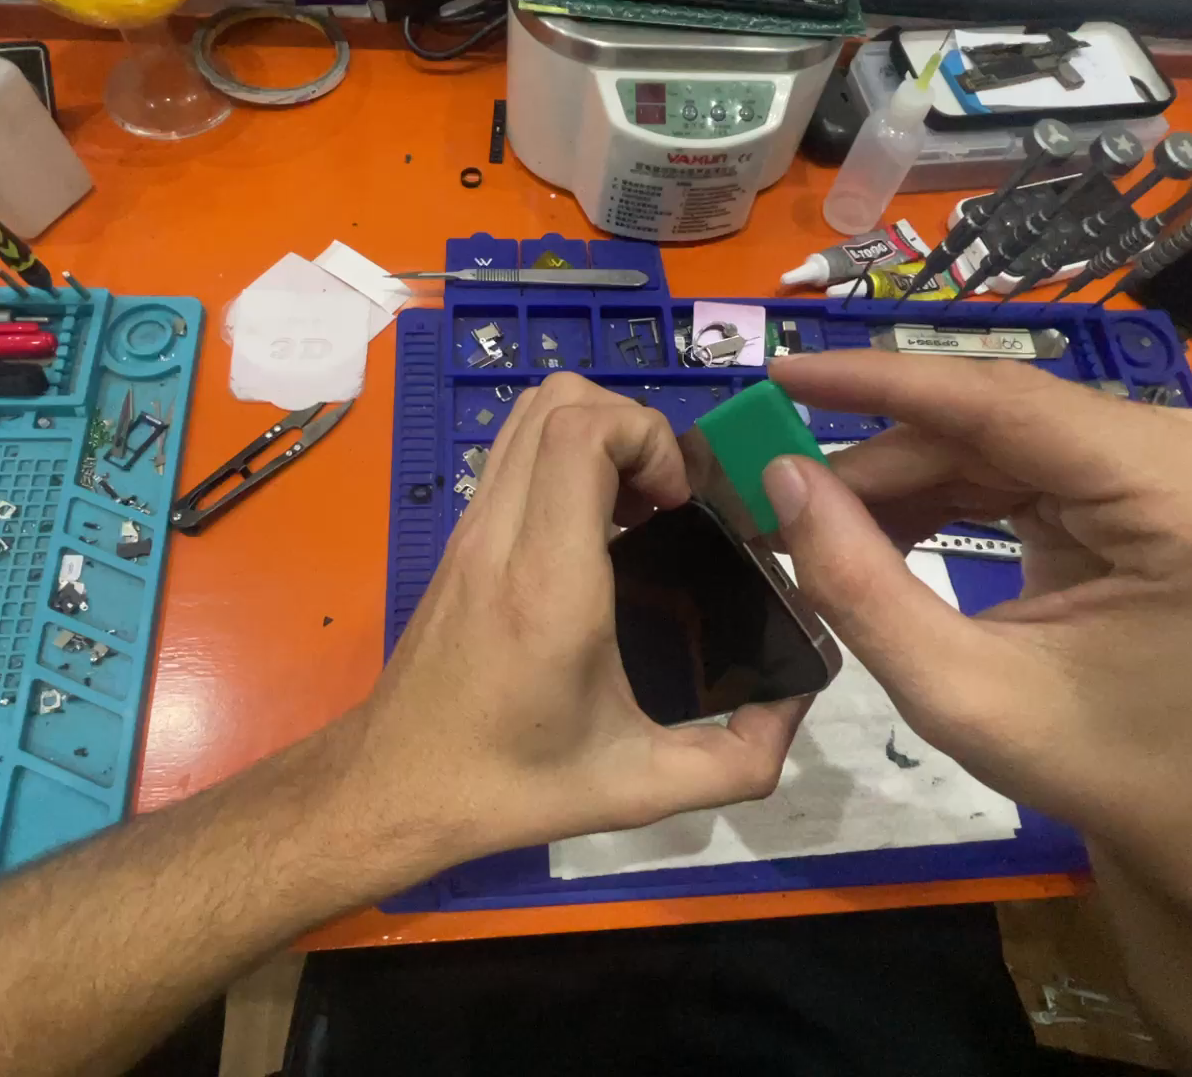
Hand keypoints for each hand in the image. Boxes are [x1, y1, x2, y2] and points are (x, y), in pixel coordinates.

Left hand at [356, 373, 810, 861]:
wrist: (397, 786)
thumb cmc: (512, 785)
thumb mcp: (642, 788)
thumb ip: (738, 760)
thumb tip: (795, 703)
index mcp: (549, 582)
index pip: (582, 433)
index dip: (647, 436)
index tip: (680, 500)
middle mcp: (500, 536)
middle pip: (558, 402)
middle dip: (631, 426)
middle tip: (666, 500)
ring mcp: (469, 530)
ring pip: (527, 415)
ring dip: (595, 433)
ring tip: (635, 505)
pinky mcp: (458, 539)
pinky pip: (512, 454)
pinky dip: (562, 456)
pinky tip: (592, 528)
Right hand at [763, 352, 1191, 872]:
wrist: (1187, 806)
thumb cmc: (1090, 764)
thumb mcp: (952, 690)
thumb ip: (856, 583)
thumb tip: (782, 477)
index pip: (1011, 405)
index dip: (883, 384)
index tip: (786, 372)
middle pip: (999, 423)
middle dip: (882, 463)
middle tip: (786, 499)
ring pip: (1000, 434)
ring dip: (906, 477)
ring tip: (829, 523)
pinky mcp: (1170, 466)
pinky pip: (1024, 452)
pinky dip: (945, 487)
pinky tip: (888, 524)